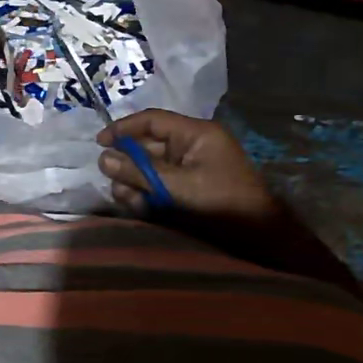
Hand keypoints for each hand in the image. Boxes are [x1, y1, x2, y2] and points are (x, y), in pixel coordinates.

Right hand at [98, 110, 279, 221]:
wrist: (263, 242)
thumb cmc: (223, 205)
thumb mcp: (178, 186)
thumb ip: (139, 172)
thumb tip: (102, 159)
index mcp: (196, 134)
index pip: (151, 120)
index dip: (123, 129)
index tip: (99, 143)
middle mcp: (191, 147)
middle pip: (146, 146)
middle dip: (128, 165)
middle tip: (115, 182)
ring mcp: (190, 169)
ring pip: (148, 168)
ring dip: (135, 184)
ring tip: (132, 201)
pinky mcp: (188, 189)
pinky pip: (158, 185)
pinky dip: (147, 195)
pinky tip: (142, 208)